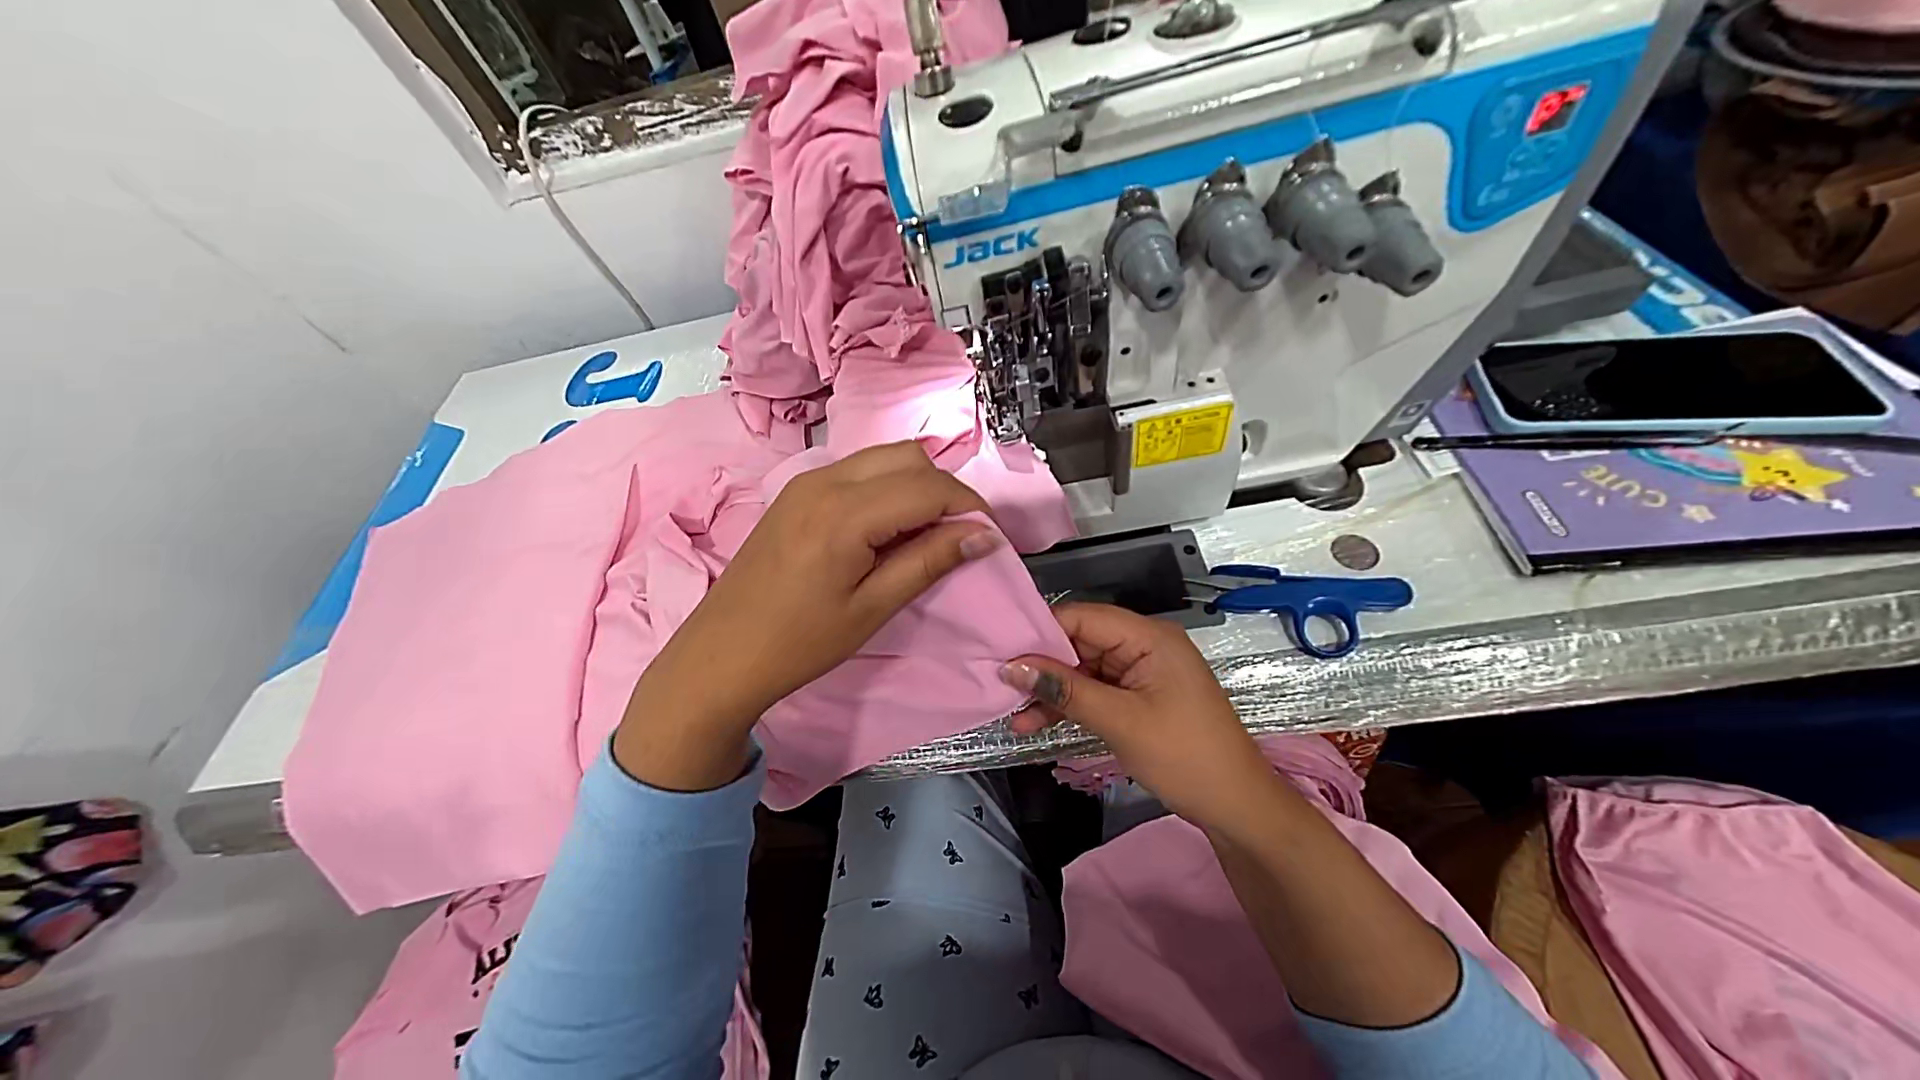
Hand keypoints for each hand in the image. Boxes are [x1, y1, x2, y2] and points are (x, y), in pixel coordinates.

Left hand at [616, 442, 1000, 789]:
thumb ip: (929, 561)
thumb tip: (982, 535)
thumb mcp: (872, 607)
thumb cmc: (799, 642)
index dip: (968, 507)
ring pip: (883, 459)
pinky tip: (887, 530)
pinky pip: (857, 472)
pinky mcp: (796, 493)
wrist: (721, 655)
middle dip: (944, 490)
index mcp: (844, 513)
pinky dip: (887, 488)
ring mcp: (805, 482)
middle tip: (958, 536)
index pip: (928, 486)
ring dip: (916, 486)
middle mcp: (824, 481)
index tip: (989, 537)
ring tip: (926, 535)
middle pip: (909, 458)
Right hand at [1000, 603, 1277, 829]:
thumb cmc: (1186, 757)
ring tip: (1014, 713)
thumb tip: (1013, 667)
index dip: (1040, 631)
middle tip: (1000, 685)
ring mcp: (1140, 672)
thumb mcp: (1120, 722)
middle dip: (1041, 665)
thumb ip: (1065, 690)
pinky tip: (1037, 721)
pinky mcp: (1137, 696)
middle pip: (1079, 641)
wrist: (1236, 807)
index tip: (1001, 651)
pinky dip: (1069, 705)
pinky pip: (1094, 690)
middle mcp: (1143, 645)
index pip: (1082, 617)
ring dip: (1051, 691)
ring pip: (1081, 669)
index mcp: (1149, 637)